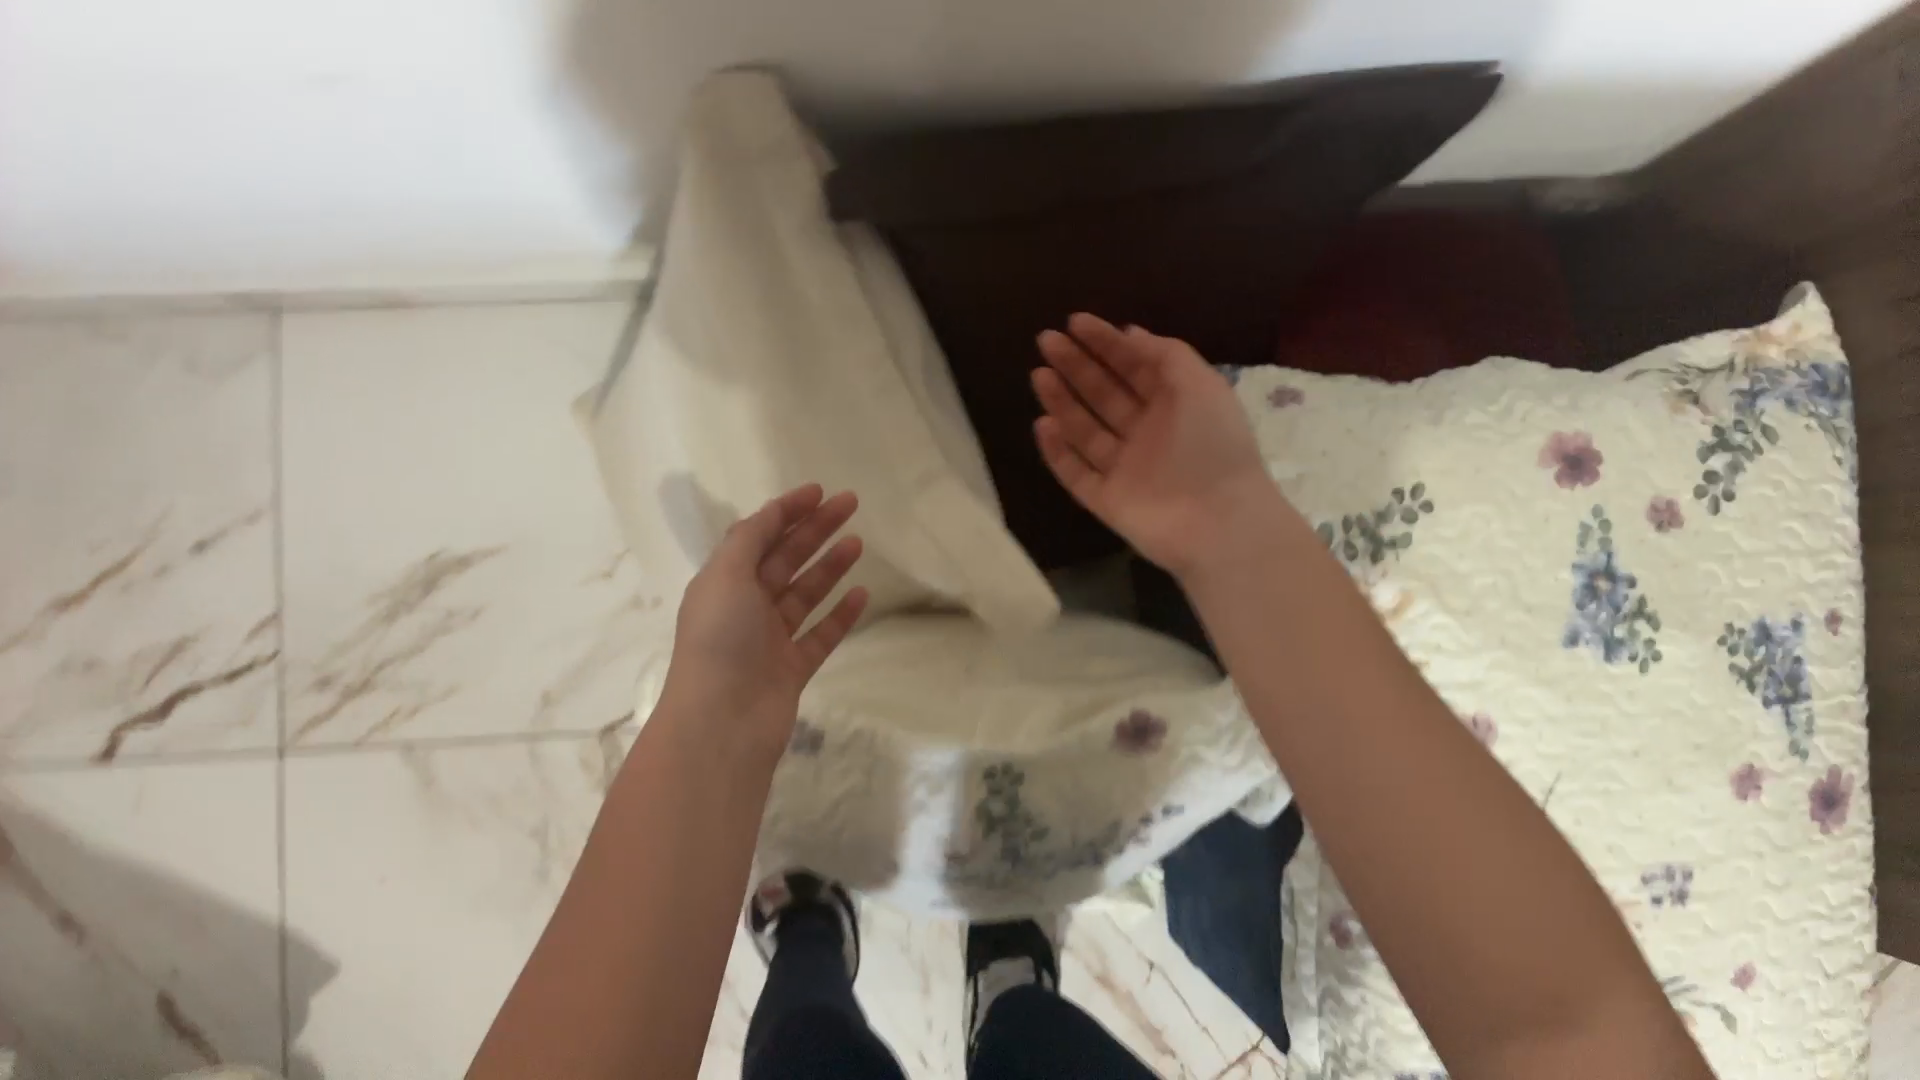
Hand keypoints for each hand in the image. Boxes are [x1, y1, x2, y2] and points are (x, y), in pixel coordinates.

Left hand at [658, 484, 868, 752]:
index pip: (756, 536)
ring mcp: (770, 640)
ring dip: (830, 566)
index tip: (819, 492)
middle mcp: (745, 607)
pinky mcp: (792, 669)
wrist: (722, 722)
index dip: (786, 511)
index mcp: (723, 582)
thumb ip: (749, 540)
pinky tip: (862, 594)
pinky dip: (840, 614)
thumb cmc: (720, 640)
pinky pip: (821, 635)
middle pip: (785, 559)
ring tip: (859, 543)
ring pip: (805, 594)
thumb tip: (770, 514)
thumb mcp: (726, 576)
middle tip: (851, 504)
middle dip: (815, 530)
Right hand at [1031, 314, 1284, 577]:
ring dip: (1062, 401)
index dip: (1105, 343)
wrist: (1218, 522)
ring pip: (1085, 430)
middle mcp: (1146, 434)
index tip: (1074, 322)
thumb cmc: (1214, 445)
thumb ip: (1166, 355)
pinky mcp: (1106, 500)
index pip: (1134, 367)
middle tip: (1046, 342)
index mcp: (1174, 405)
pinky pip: (1076, 473)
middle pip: (1104, 394)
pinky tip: (1043, 425)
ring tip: (1039, 375)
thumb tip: (1131, 334)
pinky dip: (1058, 451)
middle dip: (1076, 366)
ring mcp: (1124, 469)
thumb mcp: (1200, 385)